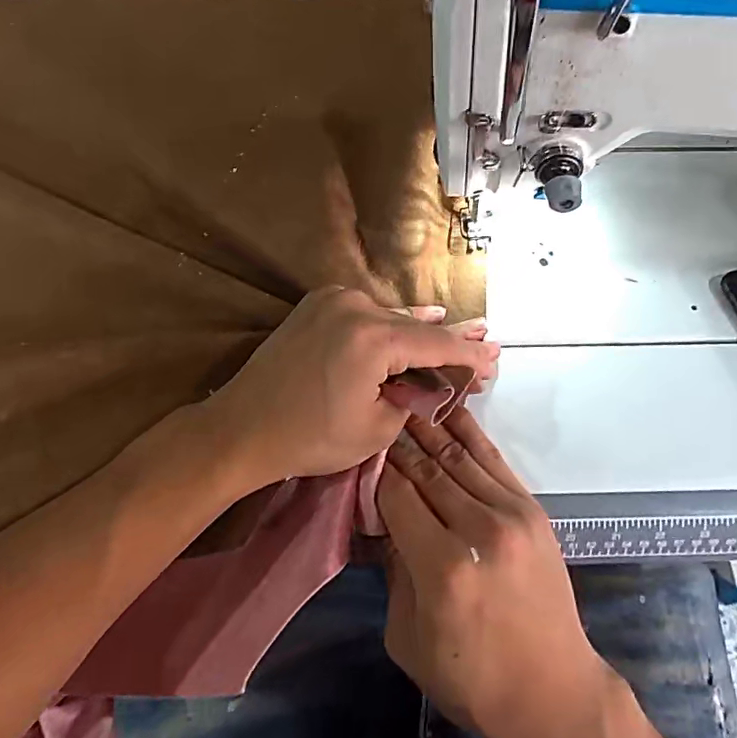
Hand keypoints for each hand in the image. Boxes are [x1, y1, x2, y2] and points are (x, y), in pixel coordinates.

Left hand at [200, 287, 499, 486]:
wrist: (240, 428)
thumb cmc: (309, 437)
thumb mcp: (376, 429)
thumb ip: (413, 399)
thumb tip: (433, 384)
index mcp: (373, 338)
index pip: (436, 345)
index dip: (468, 354)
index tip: (495, 357)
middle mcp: (356, 306)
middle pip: (417, 327)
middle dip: (450, 342)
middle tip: (486, 344)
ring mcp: (333, 300)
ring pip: (393, 317)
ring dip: (422, 330)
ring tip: (464, 329)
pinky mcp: (318, 304)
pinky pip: (368, 313)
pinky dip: (392, 323)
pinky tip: (418, 318)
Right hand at [377, 409, 621, 737]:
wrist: (551, 690)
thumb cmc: (471, 678)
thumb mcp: (407, 636)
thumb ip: (393, 571)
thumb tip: (384, 520)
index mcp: (442, 567)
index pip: (398, 496)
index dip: (375, 470)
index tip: (360, 452)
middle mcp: (479, 530)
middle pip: (427, 470)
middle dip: (399, 443)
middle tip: (378, 417)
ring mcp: (512, 515)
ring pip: (460, 457)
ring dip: (430, 429)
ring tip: (407, 403)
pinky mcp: (532, 510)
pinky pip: (494, 461)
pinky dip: (470, 434)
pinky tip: (450, 412)